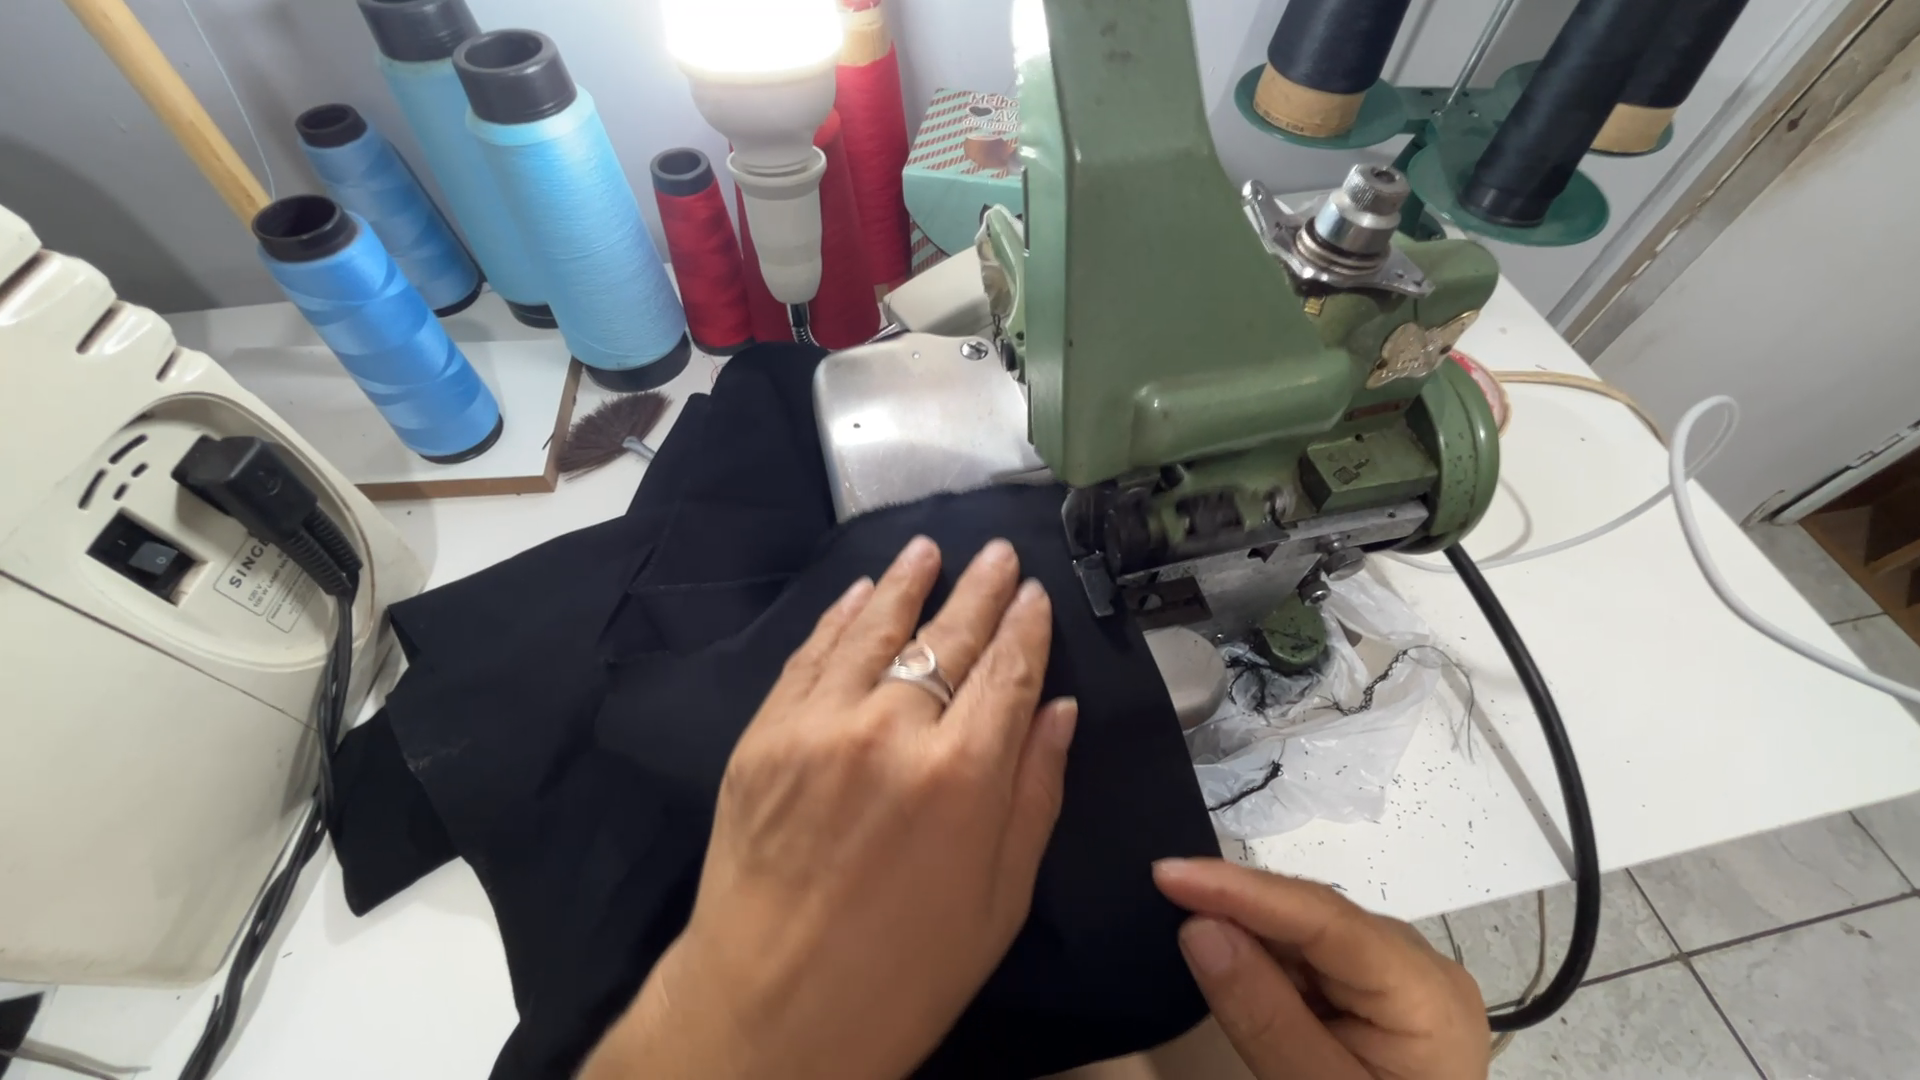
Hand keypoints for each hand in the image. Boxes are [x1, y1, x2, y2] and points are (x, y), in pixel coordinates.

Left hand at [583, 536, 1077, 1079]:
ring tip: (930, 548)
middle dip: (980, 590)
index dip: (1026, 627)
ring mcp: (819, 724)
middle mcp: (891, 731)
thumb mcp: (1000, 898)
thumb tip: (1059, 708)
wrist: (765, 1012)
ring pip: (875, 629)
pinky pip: (811, 654)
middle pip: (948, 638)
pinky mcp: (765, 732)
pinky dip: (840, 617)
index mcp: (962, 776)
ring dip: (907, 583)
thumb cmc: (904, 971)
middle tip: (999, 553)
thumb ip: (1035, 791)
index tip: (1036, 593)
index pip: (1007, 672)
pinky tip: (862, 593)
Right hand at [1153, 858, 1488, 1079]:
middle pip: (1309, 915)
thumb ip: (1264, 1016)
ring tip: (1179, 913)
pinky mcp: (1370, 989)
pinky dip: (1255, 955)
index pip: (1322, 916)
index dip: (1240, 888)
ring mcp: (1394, 973)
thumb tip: (1197, 926)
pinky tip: (1222, 953)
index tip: (1167, 872)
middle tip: (1160, 890)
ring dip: (1239, 927)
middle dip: (1233, 903)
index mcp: (1423, 990)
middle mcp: (1414, 962)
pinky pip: (1301, 954)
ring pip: (1298, 929)